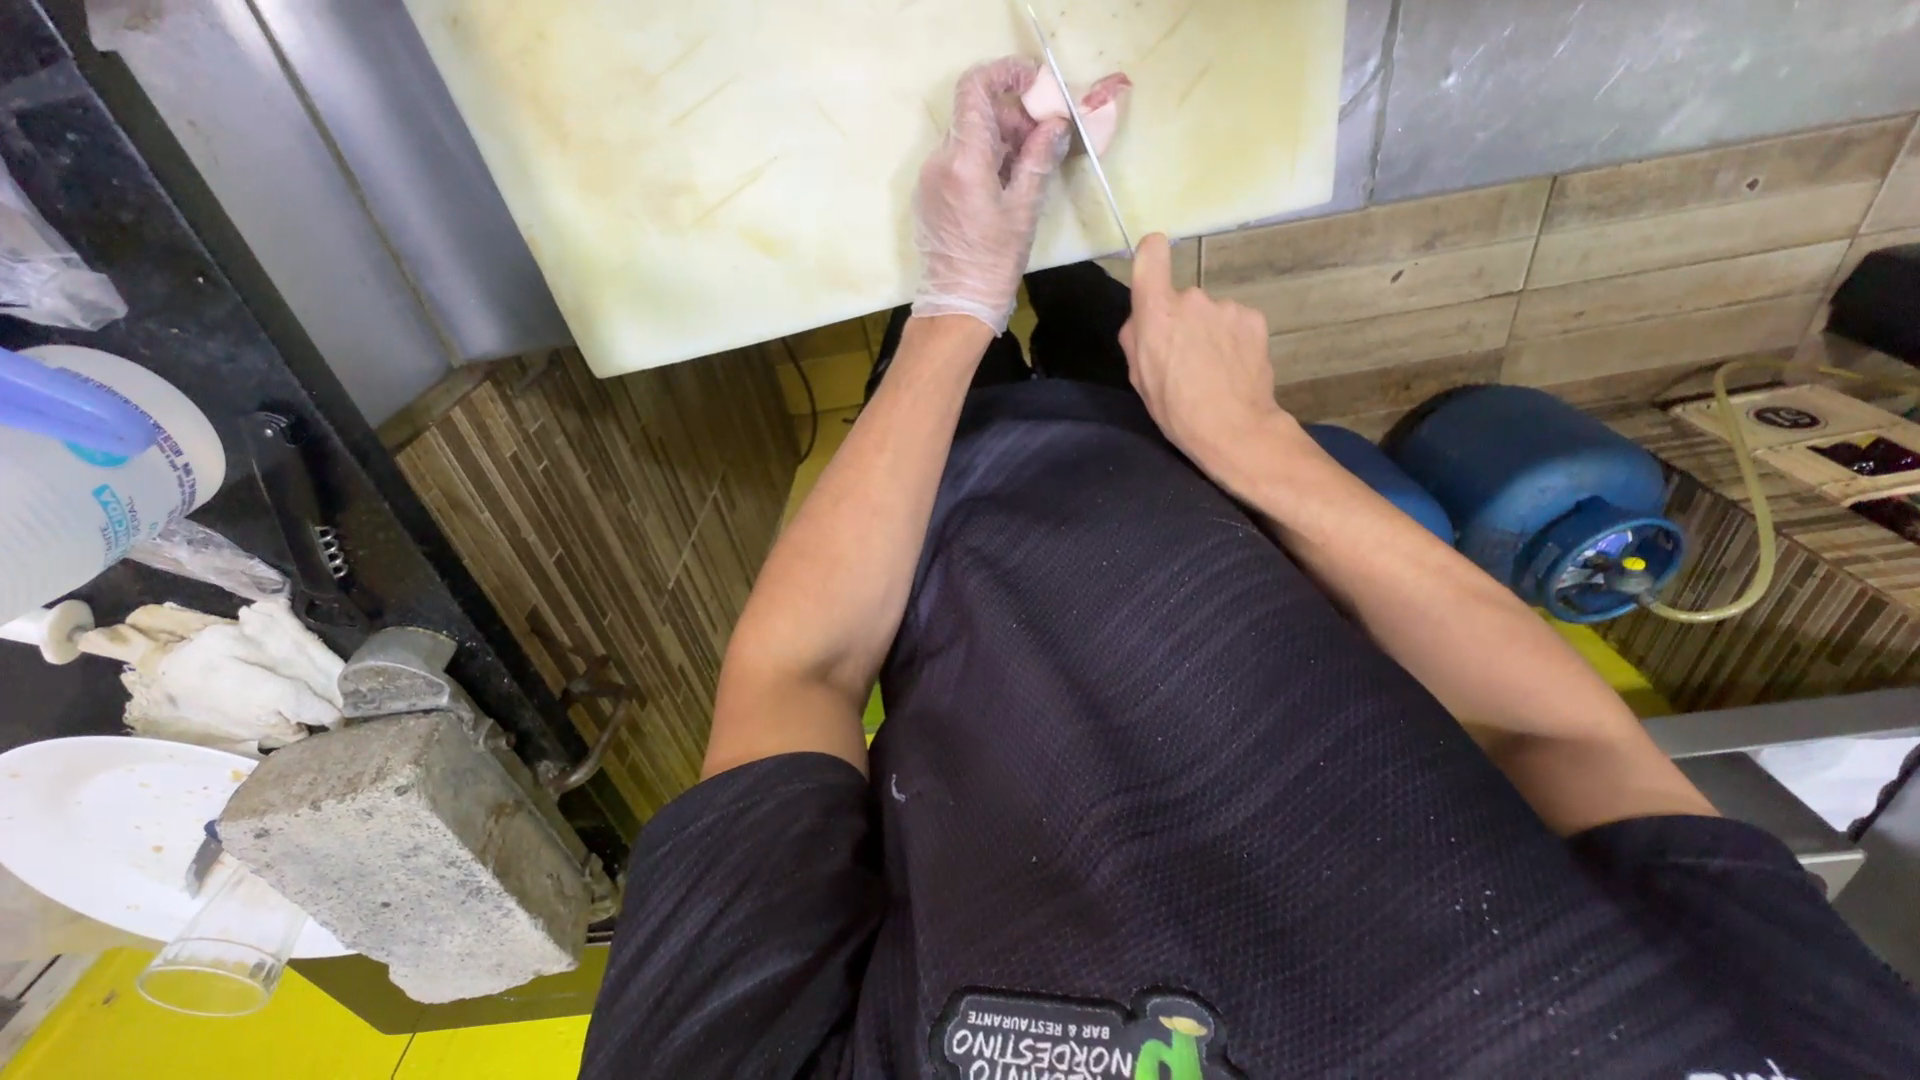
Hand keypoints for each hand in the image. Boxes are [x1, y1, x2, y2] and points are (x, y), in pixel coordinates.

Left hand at [911, 57, 1070, 331]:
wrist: (957, 304)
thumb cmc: (993, 262)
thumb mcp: (1024, 209)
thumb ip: (1038, 159)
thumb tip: (1054, 123)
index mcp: (963, 160)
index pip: (975, 88)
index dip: (1005, 75)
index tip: (1033, 85)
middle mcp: (939, 161)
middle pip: (974, 114)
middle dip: (1011, 117)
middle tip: (1041, 141)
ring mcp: (929, 178)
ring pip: (967, 138)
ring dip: (999, 140)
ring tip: (1026, 169)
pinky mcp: (929, 195)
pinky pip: (956, 162)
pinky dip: (983, 160)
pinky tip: (1003, 186)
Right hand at [1120, 233, 1287, 477]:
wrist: (1234, 429)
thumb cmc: (1176, 409)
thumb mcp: (1139, 378)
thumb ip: (1137, 338)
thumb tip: (1143, 320)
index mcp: (1156, 312)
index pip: (1151, 255)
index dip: (1151, 256)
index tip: (1154, 262)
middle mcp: (1192, 298)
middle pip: (1182, 299)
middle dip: (1182, 322)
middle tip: (1186, 359)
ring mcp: (1227, 307)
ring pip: (1211, 314)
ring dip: (1210, 333)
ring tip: (1214, 370)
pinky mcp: (1254, 319)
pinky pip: (1236, 323)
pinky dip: (1234, 340)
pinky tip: (1234, 367)